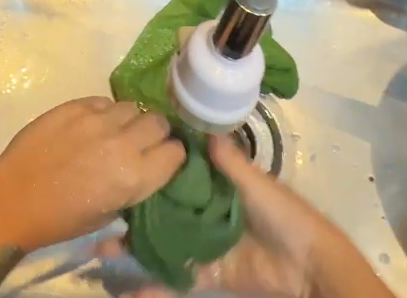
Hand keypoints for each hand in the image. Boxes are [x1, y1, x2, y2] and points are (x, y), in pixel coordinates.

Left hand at [0, 97, 184, 252]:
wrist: (15, 198)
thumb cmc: (62, 218)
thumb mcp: (109, 212)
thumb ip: (134, 184)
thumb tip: (146, 166)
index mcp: (134, 176)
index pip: (176, 152)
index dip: (171, 156)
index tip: (162, 159)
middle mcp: (123, 142)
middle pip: (158, 122)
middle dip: (154, 133)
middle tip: (140, 143)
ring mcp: (98, 119)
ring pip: (131, 107)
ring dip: (128, 120)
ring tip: (113, 133)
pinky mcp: (76, 104)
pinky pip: (104, 101)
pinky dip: (103, 112)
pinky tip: (90, 126)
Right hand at [111, 136, 388, 297]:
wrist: (307, 264)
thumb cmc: (283, 214)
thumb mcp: (256, 182)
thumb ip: (229, 160)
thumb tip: (201, 126)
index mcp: (216, 183)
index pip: (175, 175)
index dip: (148, 171)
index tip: (118, 163)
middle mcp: (204, 211)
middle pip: (162, 210)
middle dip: (132, 212)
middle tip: (98, 212)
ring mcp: (203, 244)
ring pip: (162, 242)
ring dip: (134, 248)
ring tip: (99, 250)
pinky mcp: (208, 274)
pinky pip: (177, 277)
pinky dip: (155, 284)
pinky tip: (129, 290)